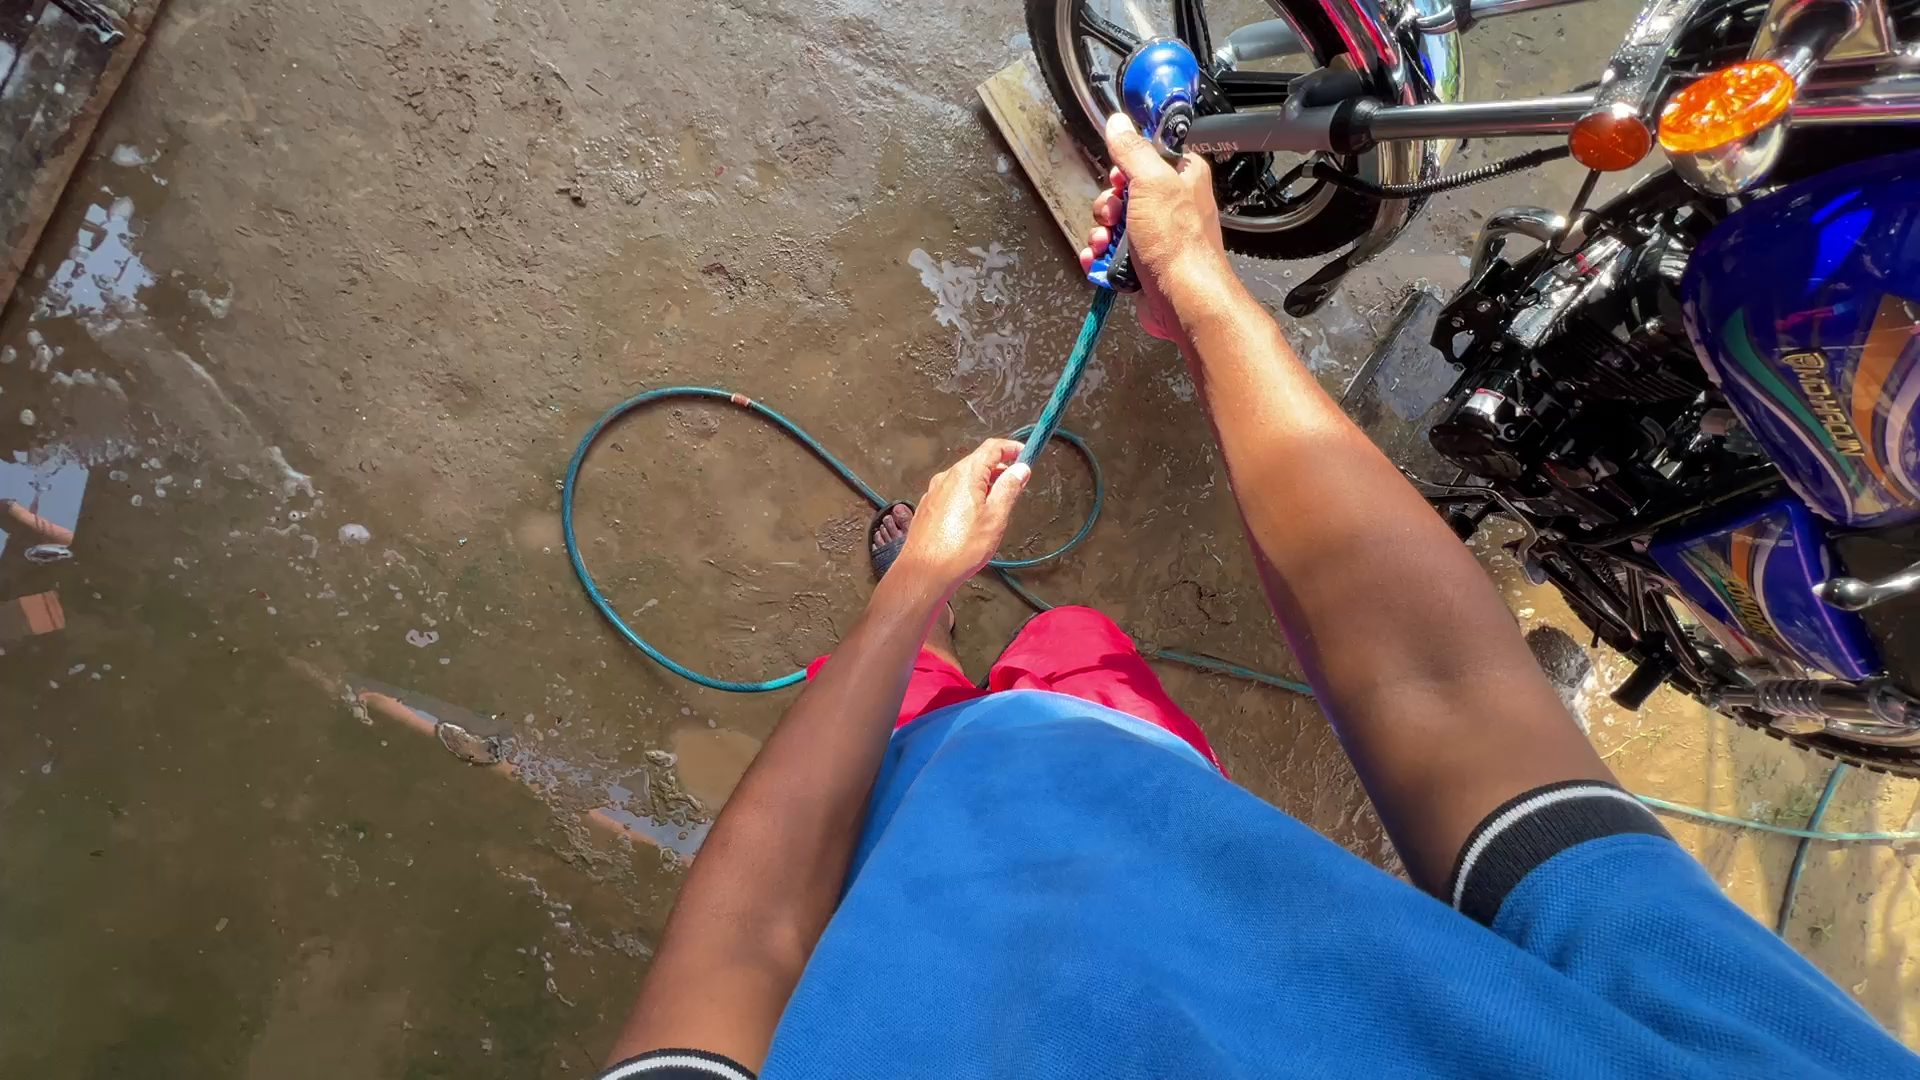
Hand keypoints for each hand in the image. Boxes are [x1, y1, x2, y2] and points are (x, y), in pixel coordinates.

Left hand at [895, 438, 1031, 591]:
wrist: (924, 572)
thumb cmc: (960, 548)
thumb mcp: (995, 517)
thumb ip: (1008, 489)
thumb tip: (1020, 469)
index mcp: (965, 474)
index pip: (992, 448)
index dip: (1012, 449)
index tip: (1026, 456)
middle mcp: (946, 477)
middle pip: (977, 462)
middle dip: (1000, 469)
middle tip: (1017, 485)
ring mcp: (934, 492)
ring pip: (964, 479)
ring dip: (984, 485)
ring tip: (998, 506)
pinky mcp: (928, 507)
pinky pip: (952, 493)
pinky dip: (968, 496)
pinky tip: (974, 518)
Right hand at [1078, 113, 1234, 342]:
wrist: (1181, 299)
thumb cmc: (1176, 243)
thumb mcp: (1152, 182)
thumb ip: (1133, 150)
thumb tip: (1117, 122)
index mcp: (1180, 178)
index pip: (1144, 159)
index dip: (1124, 170)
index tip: (1120, 180)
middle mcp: (1169, 207)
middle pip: (1121, 195)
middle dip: (1107, 208)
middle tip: (1114, 218)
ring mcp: (1154, 238)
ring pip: (1112, 227)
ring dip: (1099, 236)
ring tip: (1104, 245)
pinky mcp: (1140, 266)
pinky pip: (1109, 256)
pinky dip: (1099, 259)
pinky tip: (1098, 262)